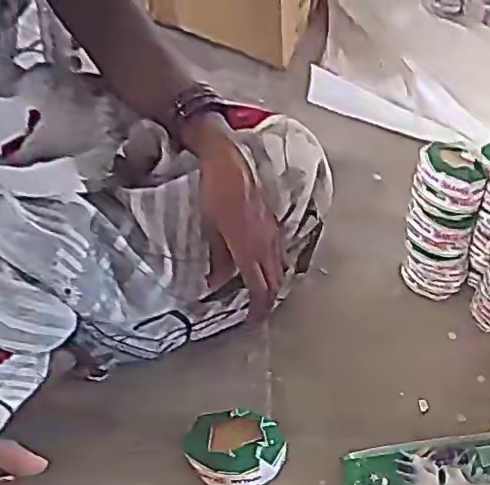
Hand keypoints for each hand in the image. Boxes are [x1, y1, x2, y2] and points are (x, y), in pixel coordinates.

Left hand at [184, 113, 282, 323]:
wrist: (226, 158)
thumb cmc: (213, 188)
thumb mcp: (209, 226)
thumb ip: (216, 257)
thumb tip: (214, 282)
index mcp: (249, 250)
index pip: (259, 289)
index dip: (258, 309)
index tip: (254, 321)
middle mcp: (266, 247)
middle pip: (274, 284)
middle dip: (268, 301)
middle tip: (260, 312)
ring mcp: (273, 236)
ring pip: (280, 270)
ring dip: (274, 285)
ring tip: (266, 292)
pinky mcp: (273, 226)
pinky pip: (280, 254)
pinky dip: (276, 267)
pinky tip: (268, 266)